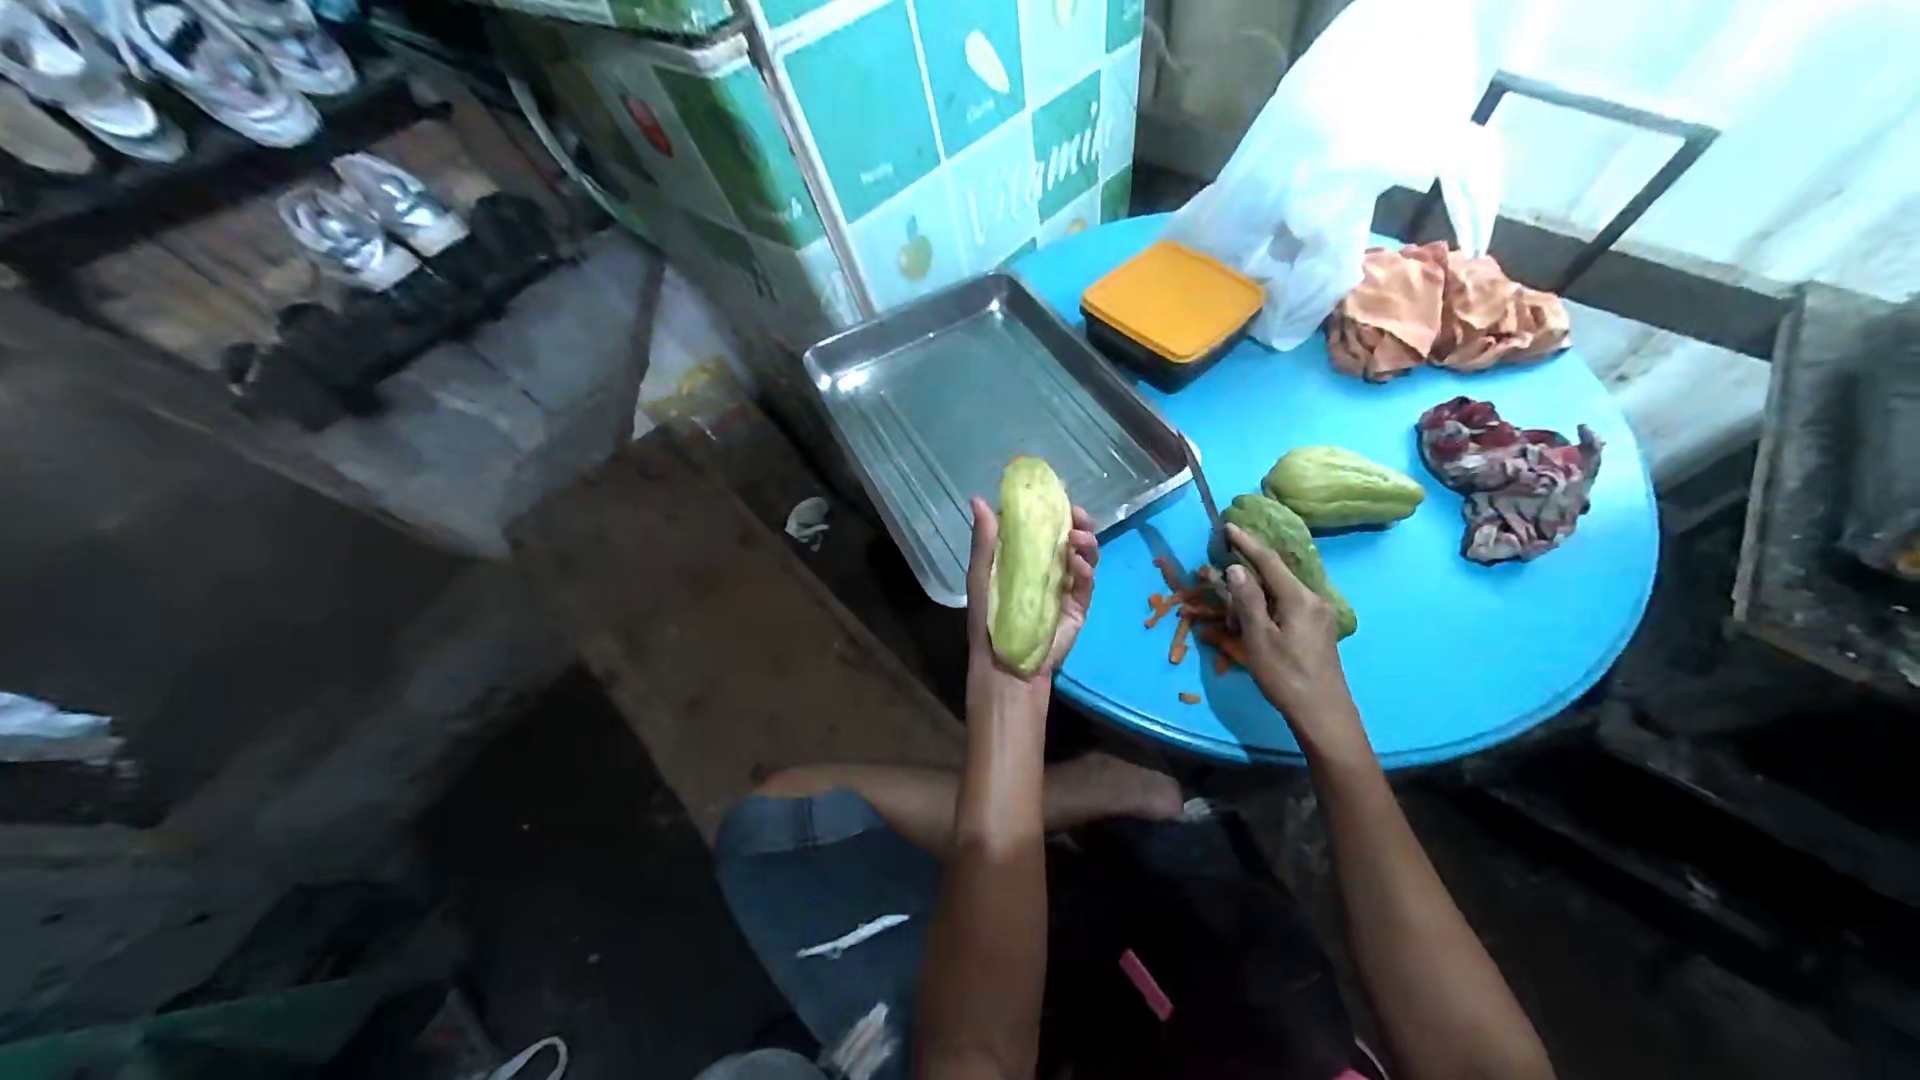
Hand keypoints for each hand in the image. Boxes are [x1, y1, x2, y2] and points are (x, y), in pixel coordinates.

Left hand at [966, 496, 1098, 688]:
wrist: (1005, 663)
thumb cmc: (988, 618)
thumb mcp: (982, 575)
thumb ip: (985, 540)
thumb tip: (978, 500)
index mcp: (1024, 556)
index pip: (1043, 525)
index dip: (1052, 507)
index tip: (1057, 493)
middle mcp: (1047, 567)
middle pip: (1070, 536)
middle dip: (1078, 521)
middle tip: (1078, 515)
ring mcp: (1065, 586)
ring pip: (1084, 556)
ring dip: (1086, 542)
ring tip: (1077, 539)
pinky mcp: (1078, 606)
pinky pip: (1088, 583)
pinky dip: (1087, 569)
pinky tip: (1078, 565)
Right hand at [1221, 524, 1368, 757]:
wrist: (1323, 714)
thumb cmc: (1286, 676)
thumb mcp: (1259, 638)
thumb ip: (1247, 600)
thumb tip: (1236, 568)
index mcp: (1300, 599)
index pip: (1269, 562)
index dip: (1247, 543)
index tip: (1228, 526)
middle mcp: (1314, 600)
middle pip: (1276, 575)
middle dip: (1248, 571)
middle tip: (1224, 571)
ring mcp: (1319, 615)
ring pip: (1281, 591)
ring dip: (1255, 594)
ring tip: (1234, 610)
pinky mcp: (1318, 629)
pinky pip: (1288, 604)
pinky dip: (1267, 605)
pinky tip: (1254, 619)